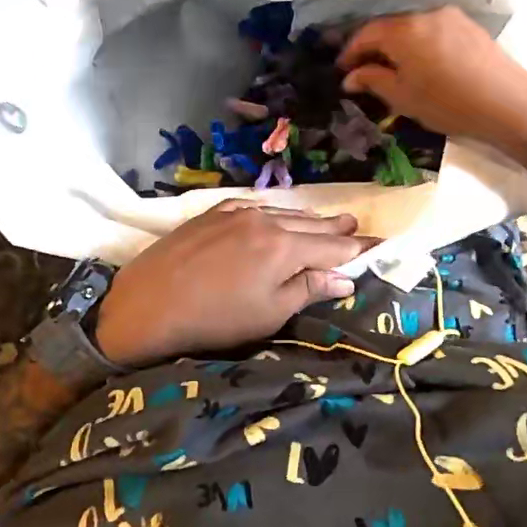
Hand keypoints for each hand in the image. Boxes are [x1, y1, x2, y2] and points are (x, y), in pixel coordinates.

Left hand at [94, 204, 375, 366]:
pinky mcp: (211, 213)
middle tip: (357, 227)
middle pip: (311, 224)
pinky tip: (277, 215)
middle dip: (336, 229)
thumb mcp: (269, 313)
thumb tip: (344, 278)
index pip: (333, 247)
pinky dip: (274, 212)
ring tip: (326, 221)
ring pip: (283, 213)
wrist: (146, 305)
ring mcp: (235, 213)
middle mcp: (264, 221)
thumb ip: (308, 289)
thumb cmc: (214, 319)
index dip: (358, 249)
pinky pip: (254, 207)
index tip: (380, 245)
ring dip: (307, 219)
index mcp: (284, 247)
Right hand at [338, 6, 526, 146]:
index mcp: (403, 30)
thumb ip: (372, 80)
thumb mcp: (402, 97)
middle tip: (362, 71)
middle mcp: (425, 15)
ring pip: (412, 28)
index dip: (349, 52)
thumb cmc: (446, 103)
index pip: (366, 33)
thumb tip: (350, 77)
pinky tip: (420, 65)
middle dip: (372, 48)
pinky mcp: (469, 26)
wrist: (506, 103)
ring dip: (396, 46)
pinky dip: (419, 44)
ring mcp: (450, 17)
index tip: (341, 71)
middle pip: (389, 27)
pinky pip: (433, 30)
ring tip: (391, 70)